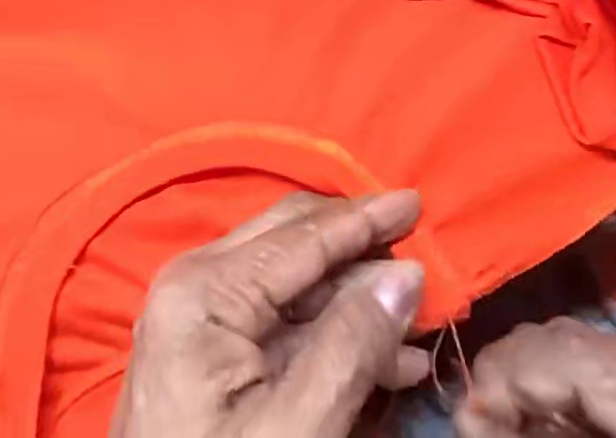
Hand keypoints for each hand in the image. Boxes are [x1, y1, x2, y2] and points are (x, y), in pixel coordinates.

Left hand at [110, 191, 430, 437]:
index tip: (415, 201)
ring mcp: (200, 311)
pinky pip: (283, 315)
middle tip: (417, 247)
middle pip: (296, 237)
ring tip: (416, 317)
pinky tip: (385, 355)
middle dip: (360, 246)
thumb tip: (406, 274)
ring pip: (296, 276)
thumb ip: (353, 346)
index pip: (304, 235)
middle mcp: (197, 280)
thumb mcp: (296, 431)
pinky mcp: (209, 345)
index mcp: (206, 290)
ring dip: (355, 294)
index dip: (365, 218)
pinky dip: (334, 327)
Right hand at [455, 317, 615, 437]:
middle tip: (479, 426)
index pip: (584, 362)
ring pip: (599, 339)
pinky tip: (573, 417)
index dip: (512, 379)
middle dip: (516, 374)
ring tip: (519, 422)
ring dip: (546, 375)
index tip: (468, 420)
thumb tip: (488, 424)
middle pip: (583, 340)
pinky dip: (586, 381)